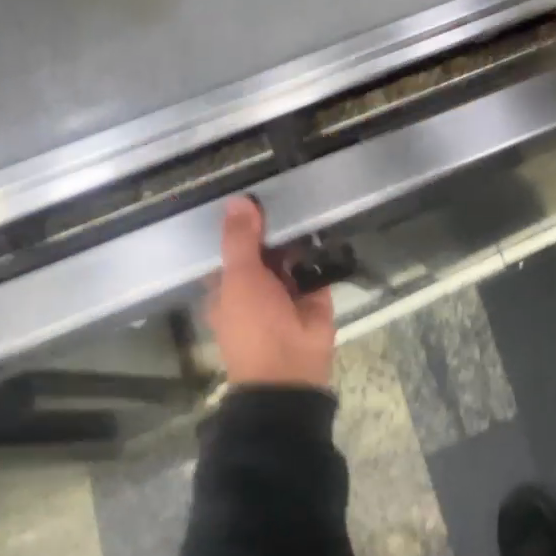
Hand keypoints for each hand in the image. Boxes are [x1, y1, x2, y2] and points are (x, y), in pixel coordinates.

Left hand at [208, 195, 335, 388]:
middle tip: (285, 189)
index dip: (240, 225)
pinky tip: (327, 224)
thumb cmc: (253, 323)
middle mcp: (256, 287)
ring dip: (299, 238)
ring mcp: (287, 291)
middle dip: (273, 228)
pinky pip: (318, 267)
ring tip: (309, 199)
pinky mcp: (316, 295)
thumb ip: (240, 240)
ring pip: (292, 258)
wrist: (290, 366)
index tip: (252, 193)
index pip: (232, 250)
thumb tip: (237, 200)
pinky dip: (322, 252)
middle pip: (264, 251)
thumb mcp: (239, 277)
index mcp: (227, 287)